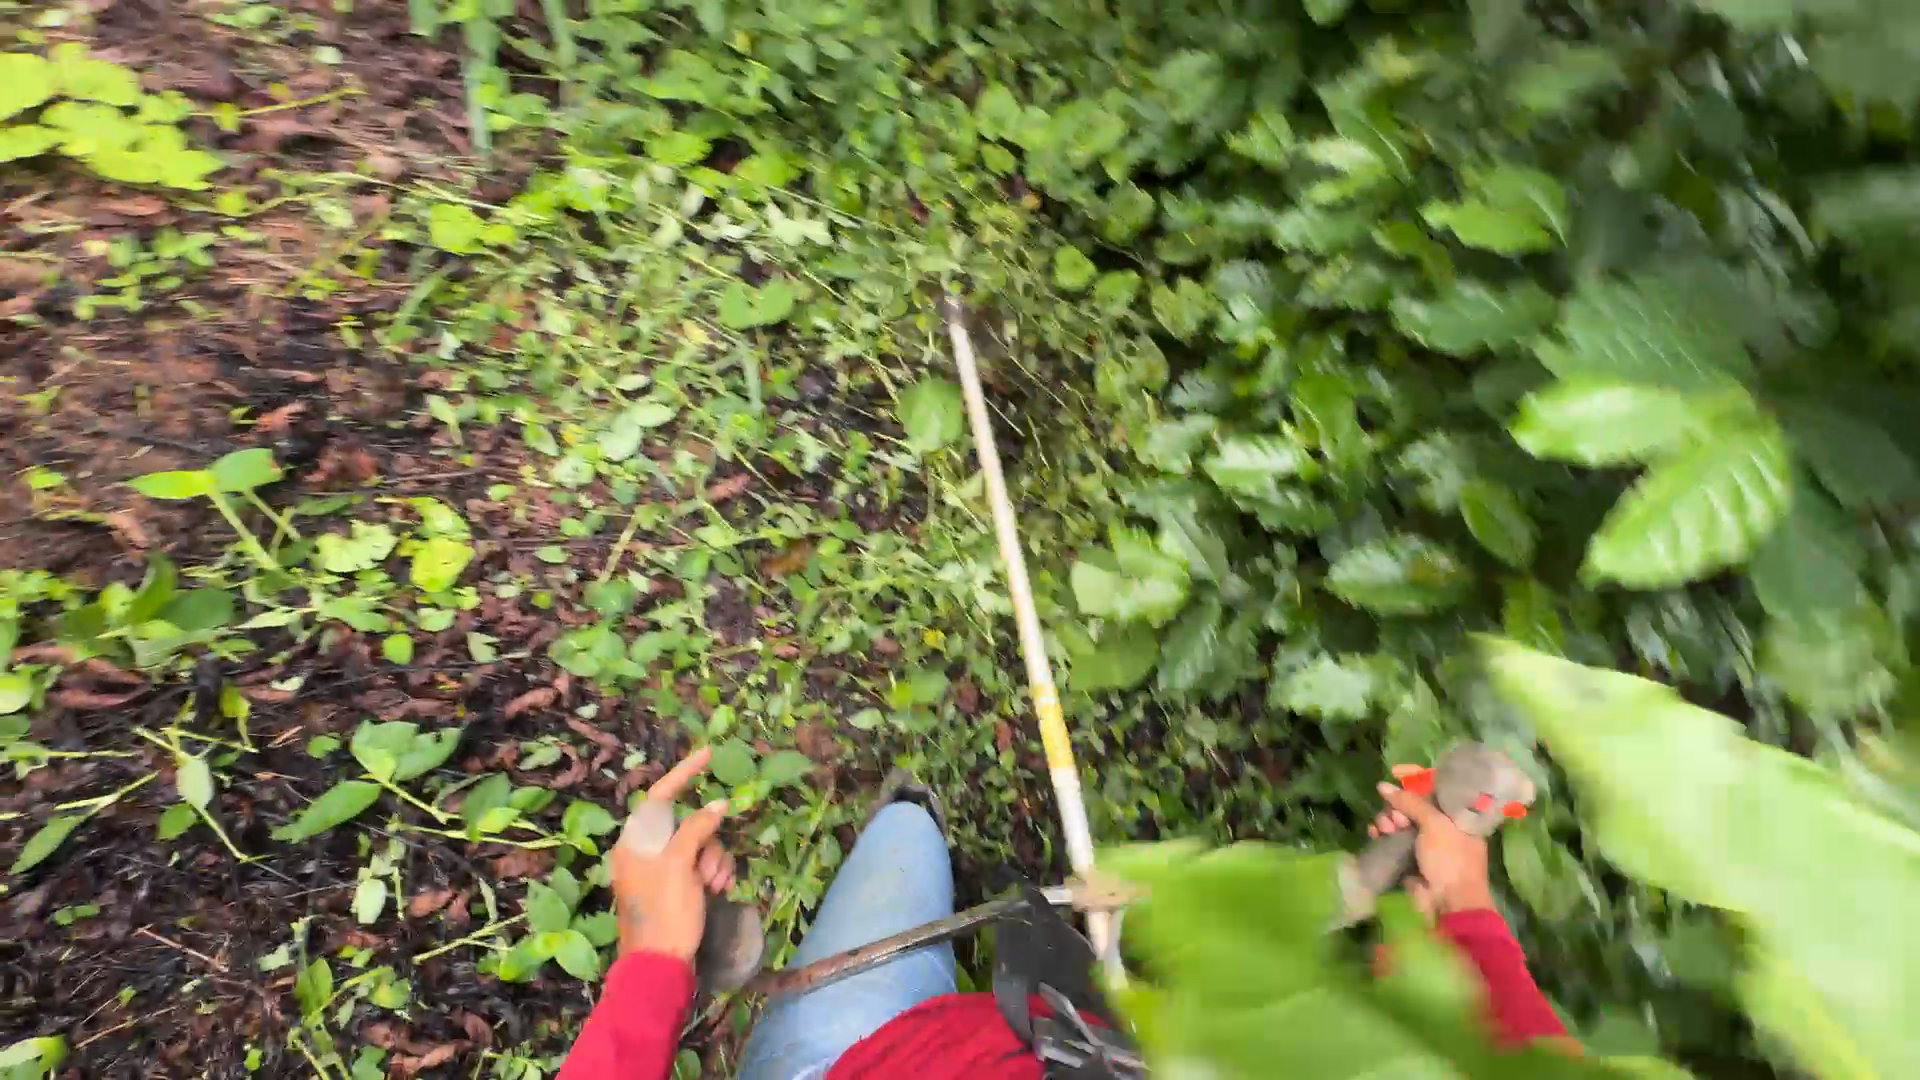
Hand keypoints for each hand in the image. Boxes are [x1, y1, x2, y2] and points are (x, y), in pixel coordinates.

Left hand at [612, 747, 734, 960]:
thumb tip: (717, 805)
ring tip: (715, 885)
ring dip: (715, 860)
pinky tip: (719, 890)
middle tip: (709, 869)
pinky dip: (715, 872)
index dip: (684, 772)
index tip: (708, 752)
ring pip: (702, 844)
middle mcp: (646, 852)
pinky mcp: (678, 886)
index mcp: (635, 843)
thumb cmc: (664, 913)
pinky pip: (704, 864)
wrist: (660, 969)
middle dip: (709, 840)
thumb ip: (697, 828)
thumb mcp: (680, 865)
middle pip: (689, 823)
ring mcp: (663, 870)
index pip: (660, 795)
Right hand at [1369, 764, 1494, 917]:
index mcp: (1457, 820)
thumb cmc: (1451, 860)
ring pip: (1398, 822)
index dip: (1414, 787)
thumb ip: (1410, 802)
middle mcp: (1442, 830)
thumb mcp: (1435, 824)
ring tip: (1384, 829)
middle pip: (1411, 807)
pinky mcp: (1408, 858)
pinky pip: (1391, 839)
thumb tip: (1382, 786)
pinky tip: (1375, 833)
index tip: (1396, 781)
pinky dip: (1381, 834)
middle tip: (1395, 819)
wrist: (1448, 903)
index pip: (1433, 794)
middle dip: (1397, 808)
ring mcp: (1425, 845)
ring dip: (1387, 821)